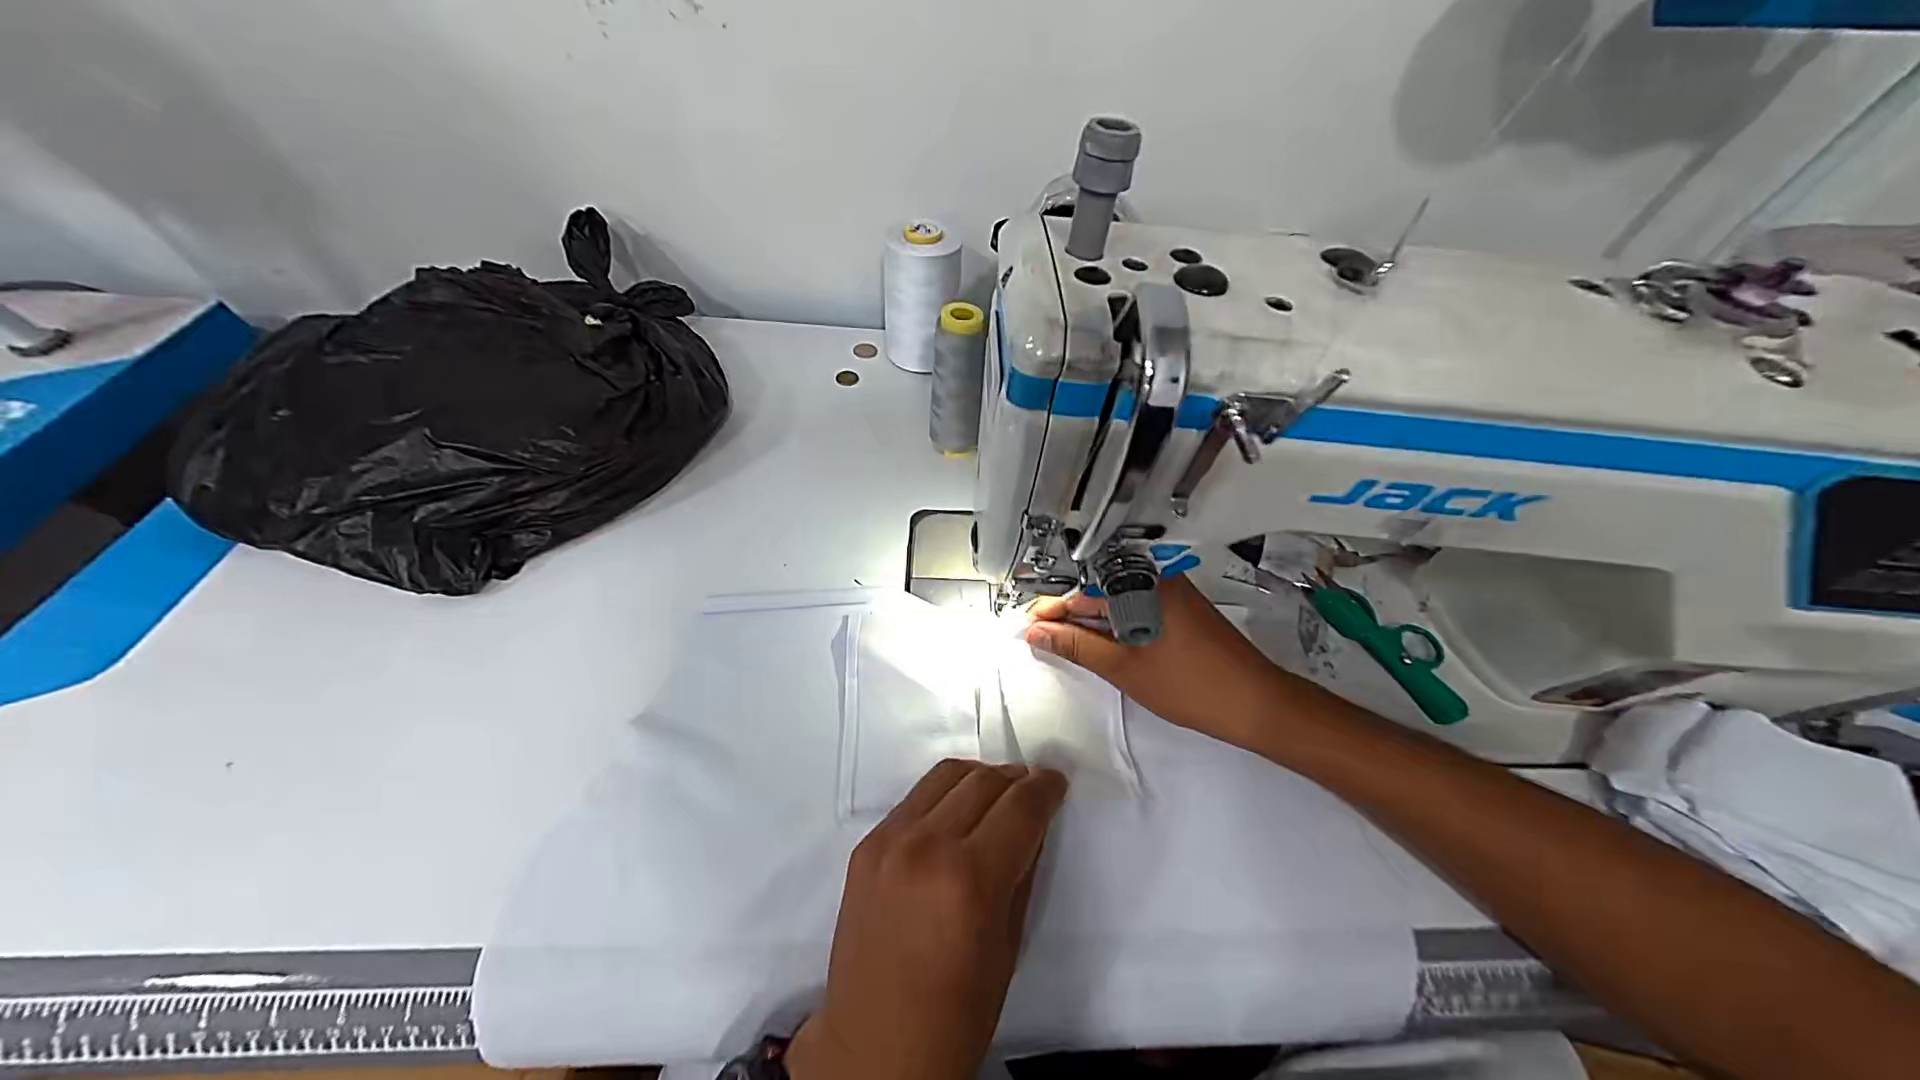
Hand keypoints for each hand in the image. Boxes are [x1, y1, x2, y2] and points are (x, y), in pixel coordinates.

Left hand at [786, 760, 1067, 1079]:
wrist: (875, 1045)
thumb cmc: (956, 1012)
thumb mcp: (1008, 944)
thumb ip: (1023, 873)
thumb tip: (1033, 825)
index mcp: (969, 879)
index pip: (1020, 808)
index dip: (1045, 789)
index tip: (1055, 783)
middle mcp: (926, 847)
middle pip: (984, 781)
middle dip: (1016, 779)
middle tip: (1032, 788)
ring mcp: (889, 842)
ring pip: (945, 776)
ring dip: (979, 777)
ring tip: (997, 793)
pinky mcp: (866, 845)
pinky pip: (913, 799)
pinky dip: (943, 795)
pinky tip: (956, 814)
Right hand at [1023, 576, 1291, 750]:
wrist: (1257, 704)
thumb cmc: (1196, 687)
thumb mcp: (1124, 668)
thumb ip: (1077, 647)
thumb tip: (1039, 633)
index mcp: (1147, 585)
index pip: (1084, 593)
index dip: (1053, 611)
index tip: (1030, 625)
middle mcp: (1162, 580)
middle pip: (1100, 593)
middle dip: (1070, 616)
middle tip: (1041, 636)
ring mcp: (1175, 594)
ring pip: (1119, 601)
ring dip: (1092, 622)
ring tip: (1065, 644)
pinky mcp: (1183, 609)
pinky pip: (1138, 608)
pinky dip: (1116, 625)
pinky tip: (1101, 644)